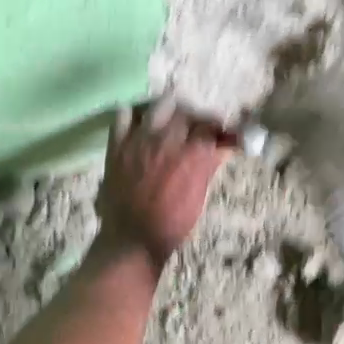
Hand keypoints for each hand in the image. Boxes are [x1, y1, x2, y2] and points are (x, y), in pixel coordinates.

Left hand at [95, 100, 232, 266]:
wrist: (132, 238)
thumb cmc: (172, 224)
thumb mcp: (199, 196)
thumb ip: (209, 165)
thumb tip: (224, 146)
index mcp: (193, 155)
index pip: (210, 125)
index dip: (217, 127)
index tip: (218, 132)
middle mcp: (168, 140)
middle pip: (187, 112)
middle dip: (195, 118)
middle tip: (195, 129)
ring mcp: (141, 139)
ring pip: (160, 105)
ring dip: (170, 109)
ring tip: (170, 121)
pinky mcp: (118, 144)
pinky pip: (125, 114)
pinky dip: (135, 115)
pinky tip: (140, 126)